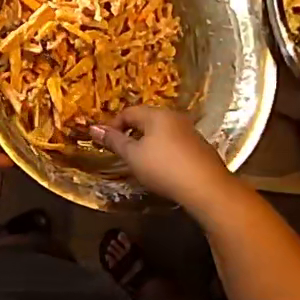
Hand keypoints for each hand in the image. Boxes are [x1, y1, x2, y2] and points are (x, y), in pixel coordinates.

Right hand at [91, 106, 237, 206]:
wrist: (206, 187)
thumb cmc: (164, 168)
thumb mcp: (133, 156)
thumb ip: (113, 141)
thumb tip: (94, 128)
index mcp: (156, 115)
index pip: (129, 112)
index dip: (113, 125)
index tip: (105, 142)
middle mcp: (174, 117)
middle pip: (146, 119)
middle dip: (131, 133)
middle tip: (121, 151)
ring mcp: (189, 131)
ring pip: (161, 131)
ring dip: (147, 142)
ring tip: (140, 161)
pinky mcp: (199, 147)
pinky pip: (174, 142)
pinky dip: (163, 151)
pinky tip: (162, 168)